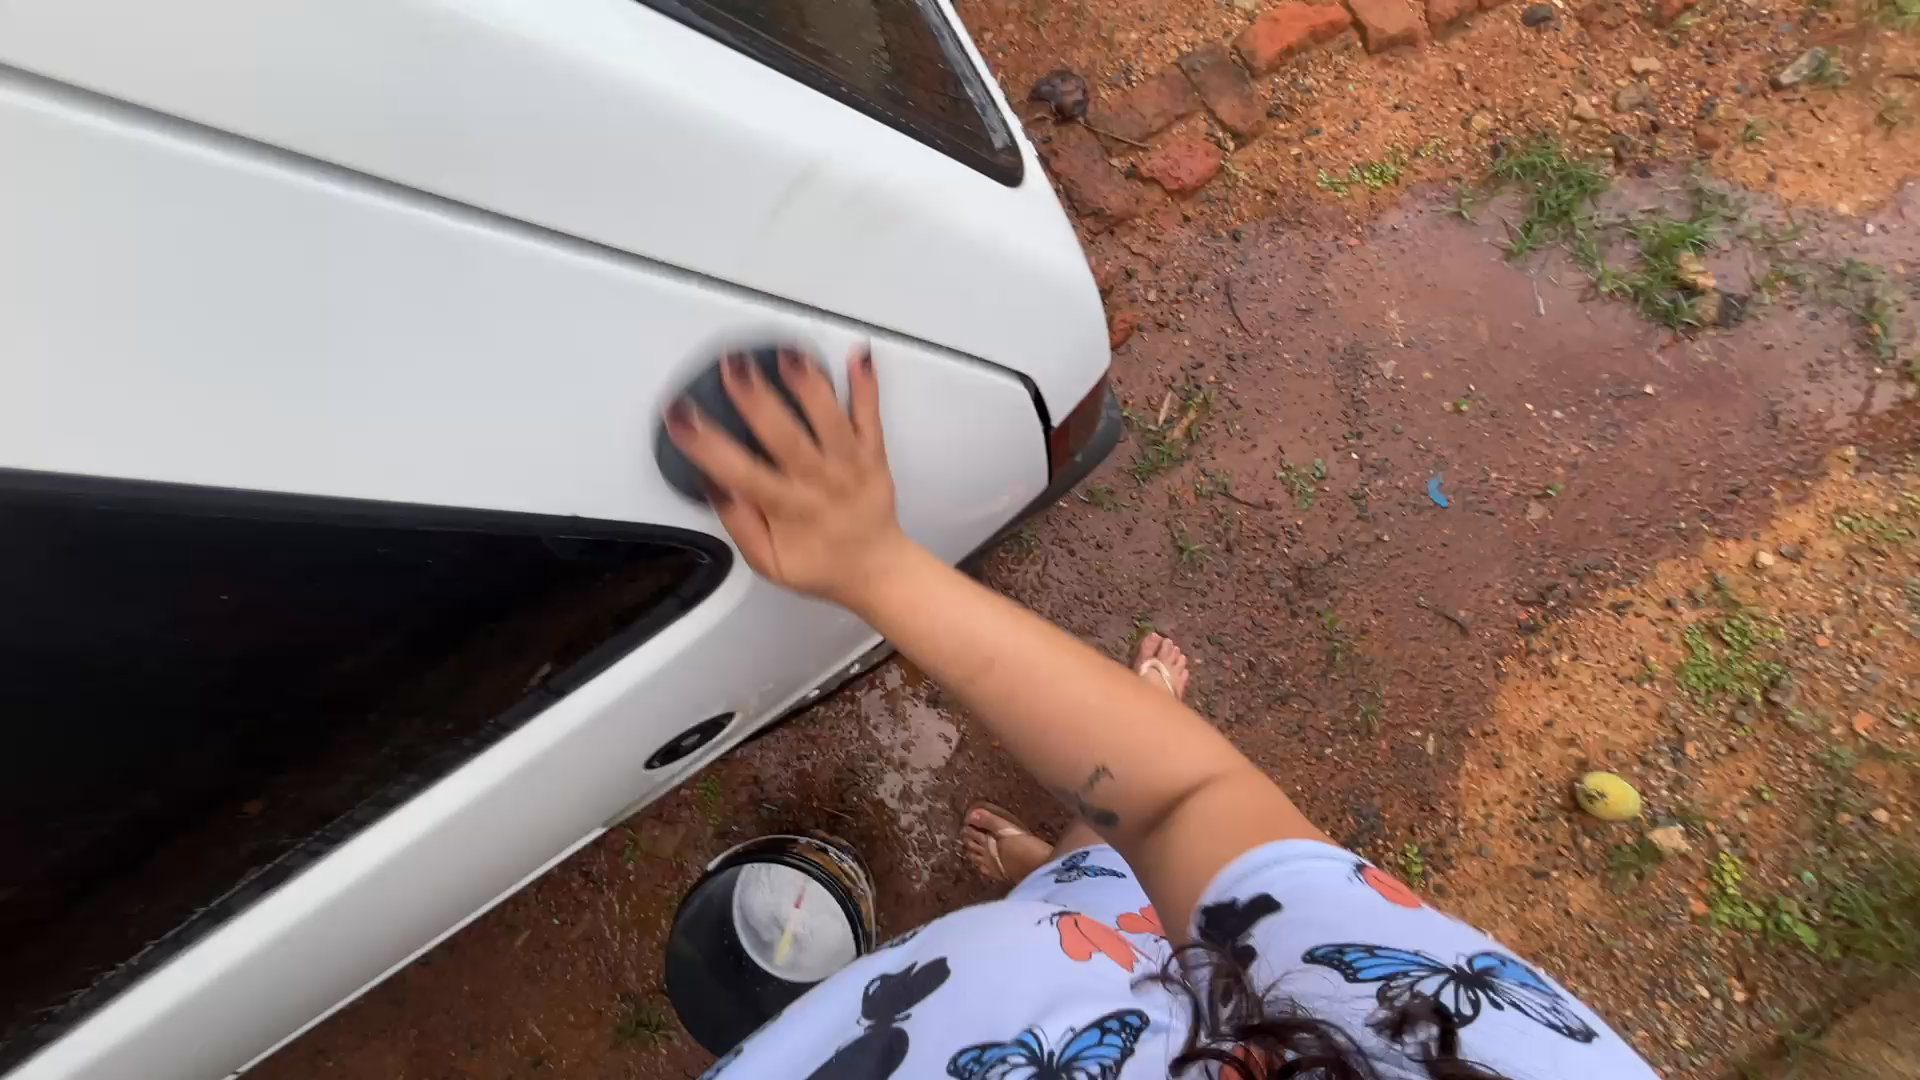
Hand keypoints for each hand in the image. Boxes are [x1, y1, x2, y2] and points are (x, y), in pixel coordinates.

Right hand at [664, 345, 910, 607]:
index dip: (707, 444)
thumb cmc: (821, 564)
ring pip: (829, 421)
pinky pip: (871, 417)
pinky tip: (858, 359)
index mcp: (789, 510)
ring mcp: (850, 466)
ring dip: (809, 386)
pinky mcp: (874, 455)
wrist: (877, 569)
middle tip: (733, 367)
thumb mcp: (770, 562)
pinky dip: (866, 387)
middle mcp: (820, 483)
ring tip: (789, 355)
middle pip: (786, 437)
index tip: (682, 418)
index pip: (740, 472)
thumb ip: (740, 524)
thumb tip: (715, 486)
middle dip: (757, 399)